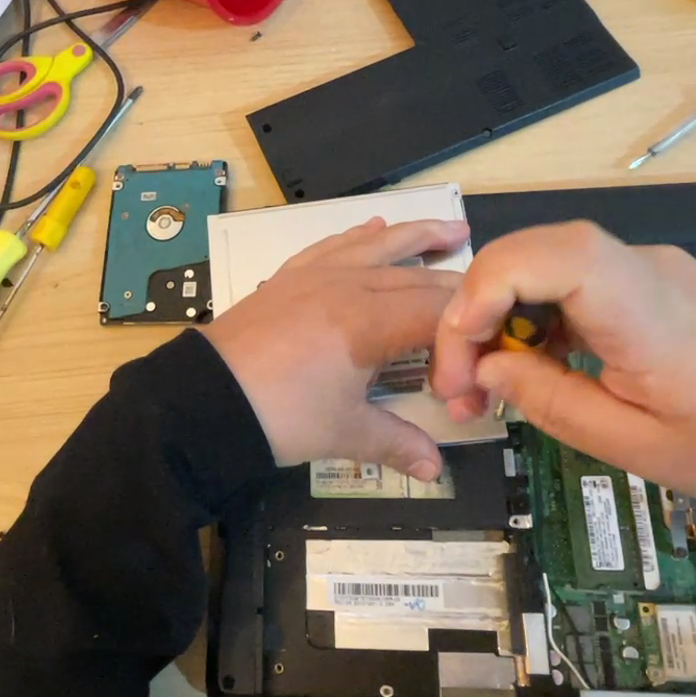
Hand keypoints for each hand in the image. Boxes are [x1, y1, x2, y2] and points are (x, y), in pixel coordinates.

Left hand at [201, 217, 468, 481]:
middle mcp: (348, 286)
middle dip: (454, 283)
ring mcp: (314, 275)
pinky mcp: (287, 277)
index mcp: (369, 322)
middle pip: (415, 277)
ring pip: (376, 246)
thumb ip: (396, 444)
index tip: (483, 351)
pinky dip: (356, 235)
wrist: (204, 399)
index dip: (467, 332)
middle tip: (490, 290)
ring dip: (415, 236)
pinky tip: (370, 227)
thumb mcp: (344, 433)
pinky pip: (331, 245)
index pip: (438, 313)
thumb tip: (435, 469)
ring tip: (450, 228)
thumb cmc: (280, 415)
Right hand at [429, 221, 695, 510]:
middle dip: (473, 310)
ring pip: (543, 264)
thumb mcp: (641, 448)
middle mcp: (644, 270)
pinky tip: (526, 363)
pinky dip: (530, 316)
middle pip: (531, 251)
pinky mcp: (648, 282)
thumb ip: (552, 403)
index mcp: (650, 314)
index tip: (462, 355)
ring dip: (497, 315)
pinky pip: (569, 282)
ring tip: (480, 382)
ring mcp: (646, 269)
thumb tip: (486, 371)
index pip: (552, 257)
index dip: (487, 289)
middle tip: (455, 384)